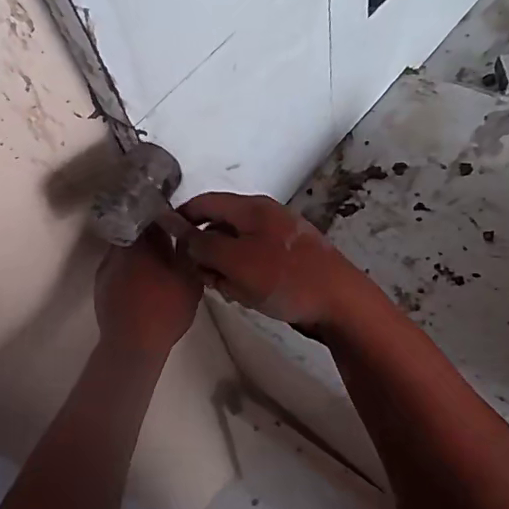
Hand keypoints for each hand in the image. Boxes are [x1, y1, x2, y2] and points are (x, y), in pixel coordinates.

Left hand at [94, 228, 203, 353]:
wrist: (132, 343)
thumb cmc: (165, 310)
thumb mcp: (188, 279)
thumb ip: (187, 251)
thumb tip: (184, 231)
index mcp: (140, 243)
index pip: (149, 216)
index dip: (162, 216)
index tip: (173, 221)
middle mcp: (119, 249)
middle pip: (134, 231)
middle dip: (150, 234)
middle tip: (167, 244)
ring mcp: (106, 266)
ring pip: (124, 249)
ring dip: (138, 252)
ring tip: (155, 265)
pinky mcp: (100, 283)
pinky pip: (117, 266)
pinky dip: (129, 268)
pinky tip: (140, 282)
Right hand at [178, 192, 360, 327]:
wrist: (343, 306)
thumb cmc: (285, 279)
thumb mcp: (233, 261)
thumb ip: (199, 242)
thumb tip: (173, 226)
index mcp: (251, 208)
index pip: (203, 202)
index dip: (180, 219)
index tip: (165, 244)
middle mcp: (264, 215)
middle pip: (217, 225)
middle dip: (203, 250)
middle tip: (200, 277)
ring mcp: (279, 236)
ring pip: (234, 246)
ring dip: (222, 267)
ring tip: (226, 290)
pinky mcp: (289, 259)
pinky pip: (253, 260)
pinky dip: (242, 274)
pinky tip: (245, 294)